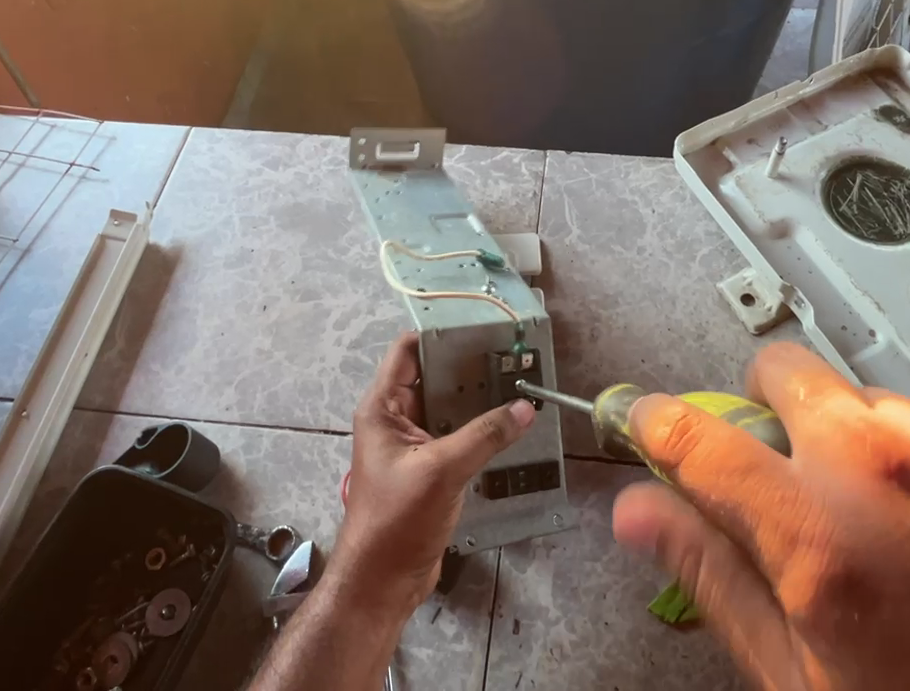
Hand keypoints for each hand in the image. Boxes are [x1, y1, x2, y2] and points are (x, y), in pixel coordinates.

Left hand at [331, 332, 535, 617]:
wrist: (383, 582)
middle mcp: (396, 419)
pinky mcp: (430, 467)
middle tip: (512, 355)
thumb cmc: (397, 520)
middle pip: (434, 377)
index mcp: (383, 408)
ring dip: (479, 398)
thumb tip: (525, 408)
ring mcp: (414, 444)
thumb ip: (485, 436)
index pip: (409, 351)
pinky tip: (511, 423)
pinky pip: (458, 435)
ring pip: (449, 407)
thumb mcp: (442, 470)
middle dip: (470, 366)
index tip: (481, 326)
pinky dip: (481, 427)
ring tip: (518, 384)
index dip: (441, 334)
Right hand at [610, 343, 909, 690]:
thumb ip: (713, 579)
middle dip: (766, 411)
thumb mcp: (806, 681)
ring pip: (854, 395)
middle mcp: (877, 462)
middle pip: (776, 370)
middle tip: (792, 477)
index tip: (647, 421)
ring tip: (897, 518)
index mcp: (817, 537)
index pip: (696, 440)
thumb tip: (635, 511)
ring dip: (849, 439)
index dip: (659, 424)